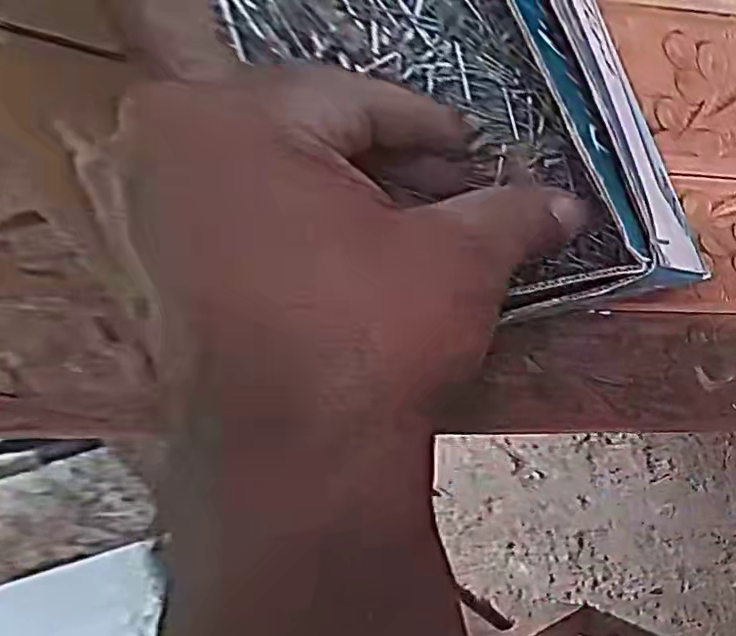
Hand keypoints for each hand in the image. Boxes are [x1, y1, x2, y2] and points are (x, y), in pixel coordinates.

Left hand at [115, 68, 588, 439]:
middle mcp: (175, 148)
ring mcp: (167, 213)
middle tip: (480, 203)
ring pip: (297, 185)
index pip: (358, 98)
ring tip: (448, 241)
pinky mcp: (182, 271)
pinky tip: (395, 272)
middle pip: (320, 138)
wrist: (308, 437)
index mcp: (233, 120)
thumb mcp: (464, 260)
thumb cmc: (375, 331)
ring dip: (379, 206)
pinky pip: (273, 228)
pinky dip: (339, 239)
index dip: (440, 128)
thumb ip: (516, 216)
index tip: (491, 156)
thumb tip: (567, 205)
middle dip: (413, 171)